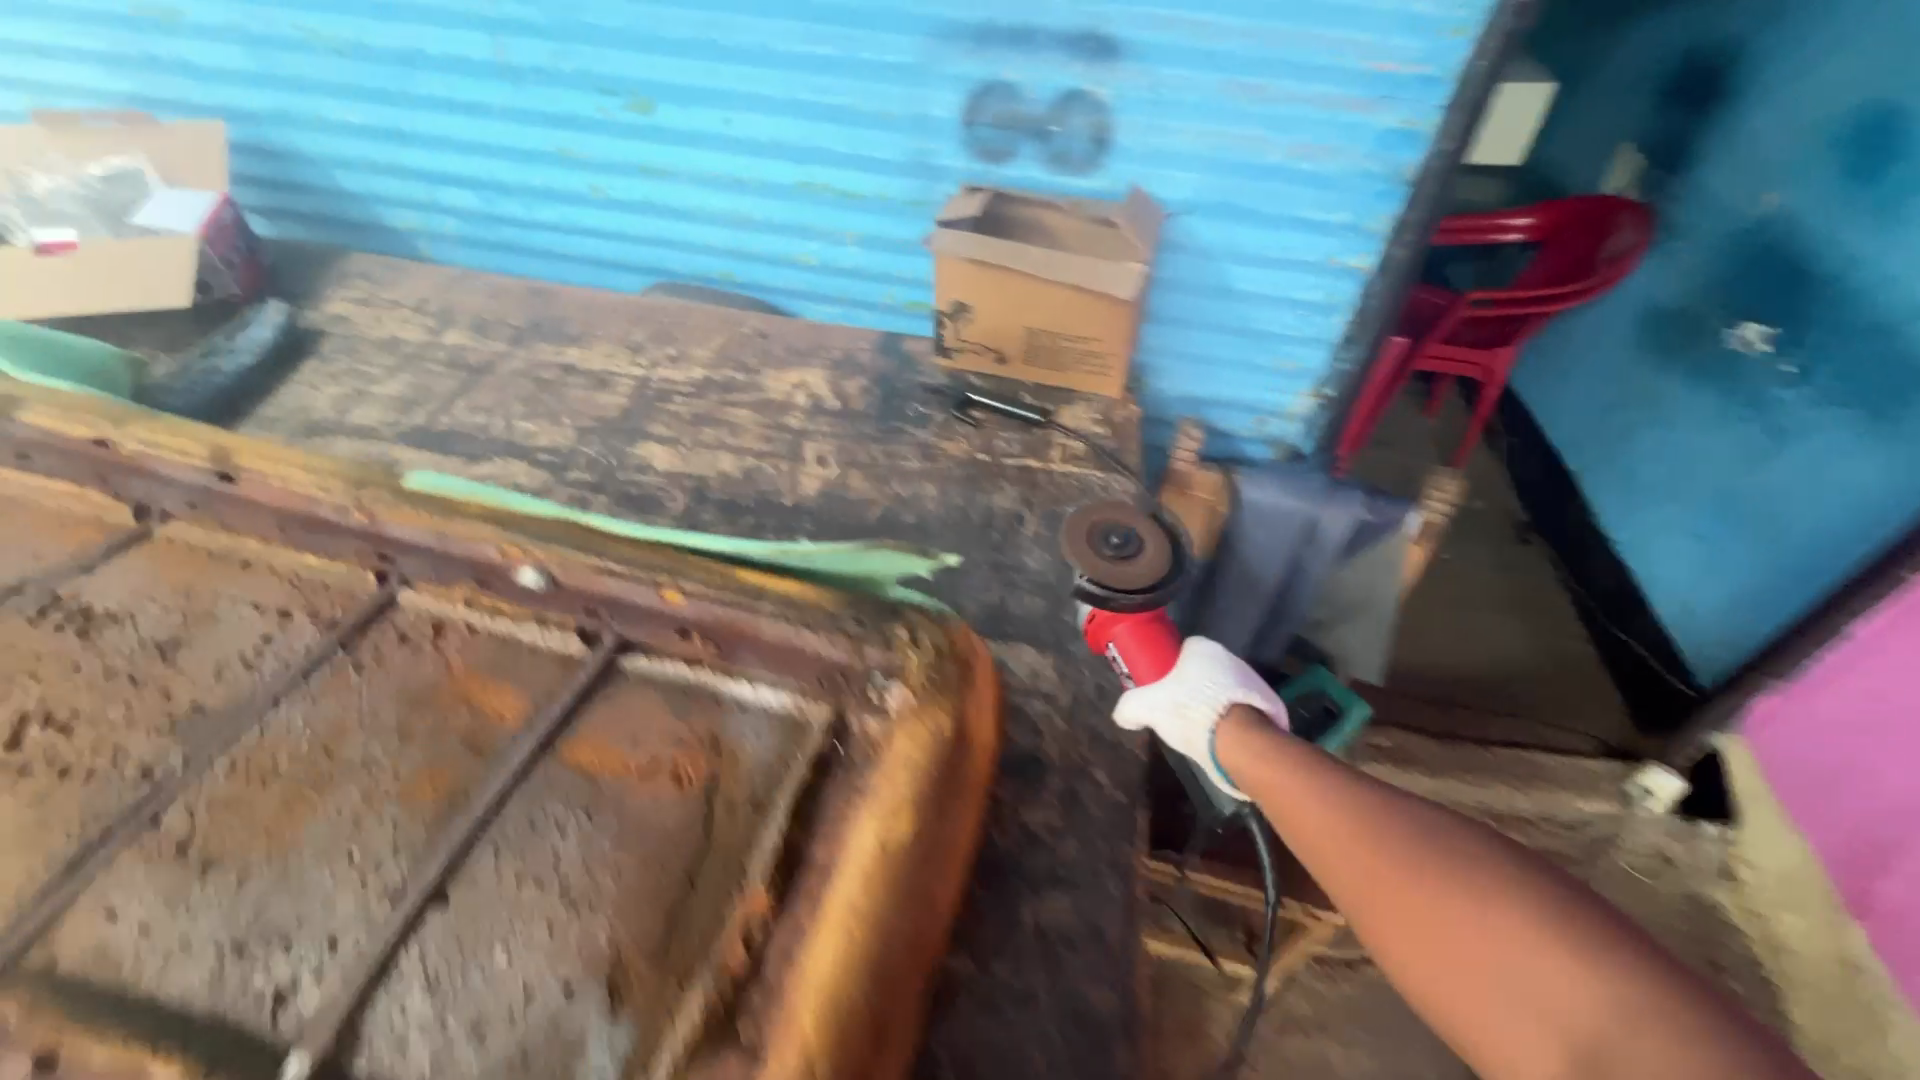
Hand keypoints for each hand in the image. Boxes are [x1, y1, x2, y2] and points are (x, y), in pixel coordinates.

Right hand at [1111, 637, 1288, 799]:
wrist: (1239, 741)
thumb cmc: (1190, 712)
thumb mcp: (1144, 708)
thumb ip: (1128, 707)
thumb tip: (1123, 715)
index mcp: (1203, 648)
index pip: (1183, 650)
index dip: (1171, 668)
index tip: (1163, 687)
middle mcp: (1230, 657)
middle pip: (1204, 670)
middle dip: (1192, 687)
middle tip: (1178, 708)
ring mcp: (1253, 680)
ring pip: (1223, 689)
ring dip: (1213, 703)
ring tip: (1199, 727)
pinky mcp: (1267, 705)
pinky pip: (1241, 708)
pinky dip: (1231, 719)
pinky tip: (1220, 737)